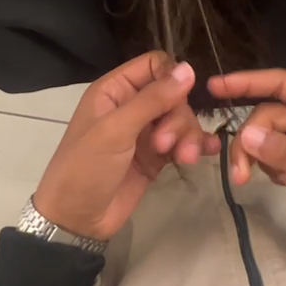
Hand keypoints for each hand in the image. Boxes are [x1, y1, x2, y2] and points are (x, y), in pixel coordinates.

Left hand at [33, 52, 219, 241]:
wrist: (77, 219)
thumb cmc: (86, 167)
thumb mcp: (116, 130)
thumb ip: (152, 100)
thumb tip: (189, 69)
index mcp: (114, 90)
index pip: (154, 65)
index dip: (171, 78)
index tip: (179, 98)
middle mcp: (131, 106)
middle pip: (173, 95)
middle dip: (178, 118)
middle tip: (166, 144)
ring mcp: (145, 132)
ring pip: (181, 119)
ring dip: (188, 136)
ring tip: (185, 159)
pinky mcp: (156, 157)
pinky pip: (183, 142)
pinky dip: (197, 145)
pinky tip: (209, 151)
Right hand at [207, 69, 285, 235]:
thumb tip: (245, 135)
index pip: (282, 83)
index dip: (247, 82)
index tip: (214, 87)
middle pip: (268, 115)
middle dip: (251, 142)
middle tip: (241, 176)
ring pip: (269, 135)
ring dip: (262, 158)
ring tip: (281, 184)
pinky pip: (277, 153)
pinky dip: (275, 168)